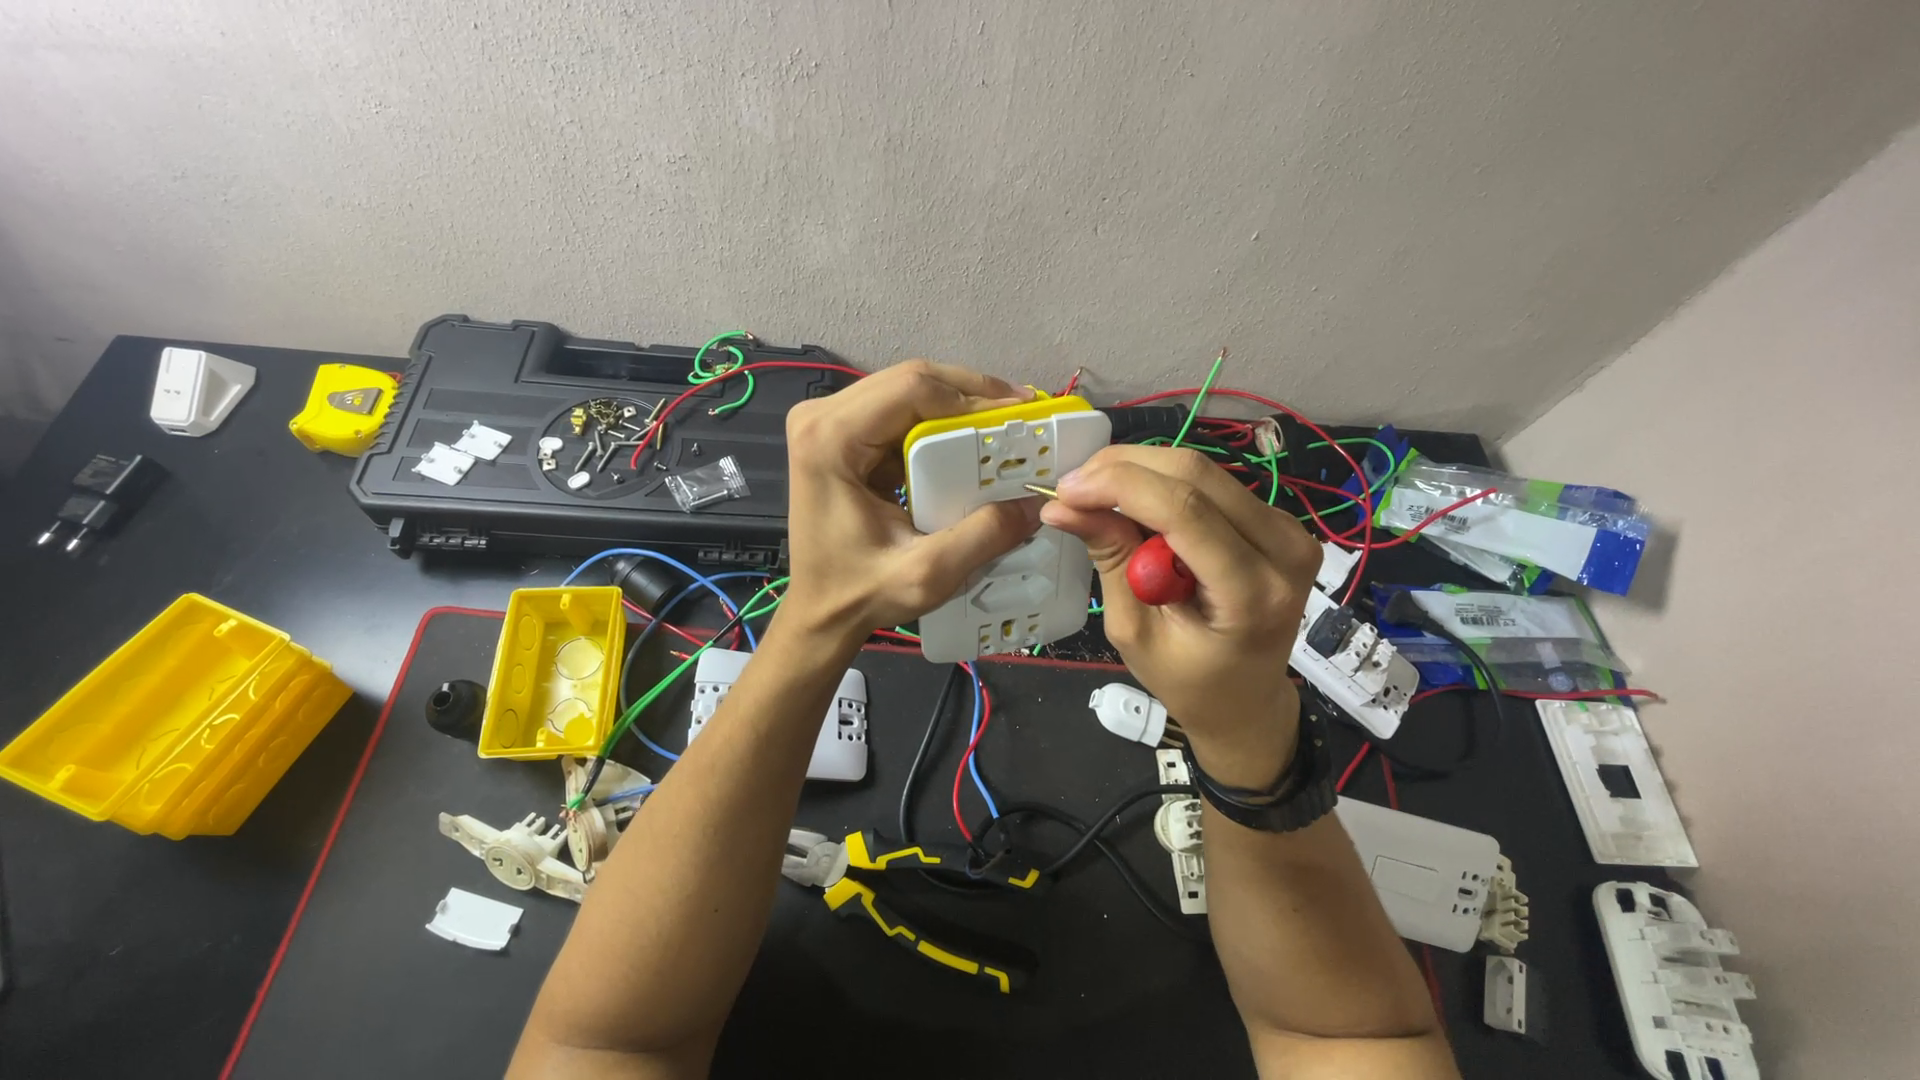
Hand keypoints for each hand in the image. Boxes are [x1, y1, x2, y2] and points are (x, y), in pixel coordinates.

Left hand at [776, 360, 1041, 648]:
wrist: (820, 611)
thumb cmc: (859, 594)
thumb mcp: (926, 575)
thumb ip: (982, 537)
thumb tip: (1033, 504)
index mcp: (829, 440)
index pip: (910, 389)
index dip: (970, 396)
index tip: (1019, 416)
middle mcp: (820, 418)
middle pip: (909, 379)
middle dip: (971, 393)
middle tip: (1023, 413)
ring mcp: (827, 423)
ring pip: (906, 389)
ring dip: (958, 403)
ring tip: (1006, 422)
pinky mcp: (840, 435)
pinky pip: (899, 411)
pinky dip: (940, 420)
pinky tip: (973, 437)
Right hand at [1040, 446, 1322, 784]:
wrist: (1246, 700)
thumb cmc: (1188, 680)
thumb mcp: (1135, 632)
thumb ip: (1110, 560)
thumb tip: (1062, 505)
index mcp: (1253, 593)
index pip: (1185, 511)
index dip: (1118, 486)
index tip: (1064, 490)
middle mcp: (1284, 549)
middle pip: (1195, 475)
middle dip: (1123, 468)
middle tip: (1073, 487)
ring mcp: (1289, 529)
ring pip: (1202, 470)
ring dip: (1140, 472)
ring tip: (1095, 496)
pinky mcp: (1279, 520)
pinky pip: (1212, 483)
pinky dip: (1163, 484)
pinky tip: (1133, 506)